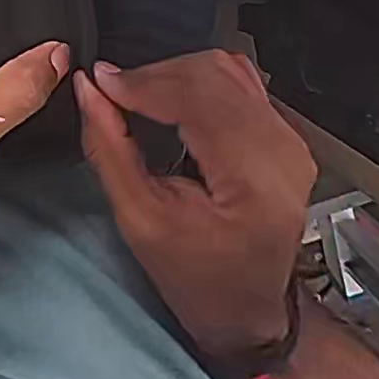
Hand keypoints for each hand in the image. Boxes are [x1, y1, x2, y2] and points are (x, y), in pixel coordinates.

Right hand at [76, 50, 317, 360]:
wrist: (249, 309)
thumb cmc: (197, 278)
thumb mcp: (139, 219)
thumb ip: (109, 147)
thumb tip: (88, 90)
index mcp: (254, 180)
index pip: (198, 99)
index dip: (142, 82)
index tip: (101, 82)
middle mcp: (283, 151)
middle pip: (211, 75)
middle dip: (153, 75)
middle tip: (112, 91)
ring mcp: (289, 139)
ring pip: (223, 68)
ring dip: (172, 73)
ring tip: (137, 94)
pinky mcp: (284, 133)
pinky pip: (237, 79)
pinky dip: (195, 79)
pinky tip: (170, 98)